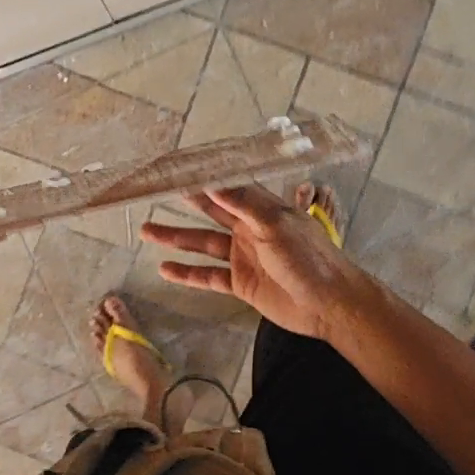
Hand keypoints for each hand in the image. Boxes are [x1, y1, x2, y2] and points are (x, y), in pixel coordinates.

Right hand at [139, 186, 370, 340]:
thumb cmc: (308, 258)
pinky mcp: (241, 284)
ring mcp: (244, 257)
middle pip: (210, 214)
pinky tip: (164, 269)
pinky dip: (187, 274)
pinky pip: (208, 276)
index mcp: (262, 210)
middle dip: (183, 205)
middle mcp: (249, 230)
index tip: (176, 170)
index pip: (227, 189)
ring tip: (146, 231)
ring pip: (203, 245)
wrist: (329, 304)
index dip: (203, 180)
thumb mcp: (276, 225)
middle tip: (154, 195)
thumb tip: (211, 181)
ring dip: (176, 239)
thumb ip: (242, 204)